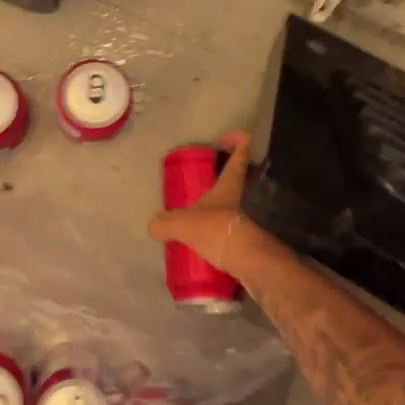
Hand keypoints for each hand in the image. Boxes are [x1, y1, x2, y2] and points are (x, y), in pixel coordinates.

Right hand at [147, 130, 274, 278]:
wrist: (250, 264)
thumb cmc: (219, 230)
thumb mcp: (184, 224)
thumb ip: (165, 223)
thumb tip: (153, 225)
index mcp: (229, 183)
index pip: (241, 153)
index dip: (236, 140)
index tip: (222, 140)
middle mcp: (242, 197)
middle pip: (239, 177)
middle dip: (223, 175)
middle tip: (203, 180)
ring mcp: (247, 219)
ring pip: (235, 204)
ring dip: (220, 206)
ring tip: (198, 215)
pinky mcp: (247, 240)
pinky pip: (231, 229)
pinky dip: (220, 231)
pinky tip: (204, 241)